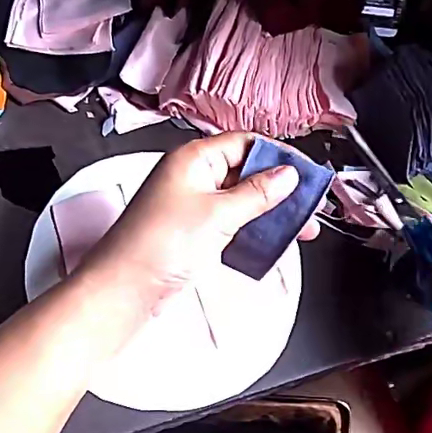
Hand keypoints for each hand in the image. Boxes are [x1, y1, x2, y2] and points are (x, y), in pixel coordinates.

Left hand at [80, 132, 317, 304]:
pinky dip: (252, 229)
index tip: (304, 173)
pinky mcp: (194, 232)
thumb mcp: (218, 214)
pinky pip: (232, 222)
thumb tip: (286, 175)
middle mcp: (193, 177)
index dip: (278, 156)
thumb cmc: (155, 245)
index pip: (246, 143)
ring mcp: (193, 205)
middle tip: (306, 204)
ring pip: (242, 199)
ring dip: (270, 211)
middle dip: (279, 188)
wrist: (124, 289)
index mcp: (194, 159)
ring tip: (298, 227)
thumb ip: (257, 193)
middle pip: (246, 171)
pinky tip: (270, 241)